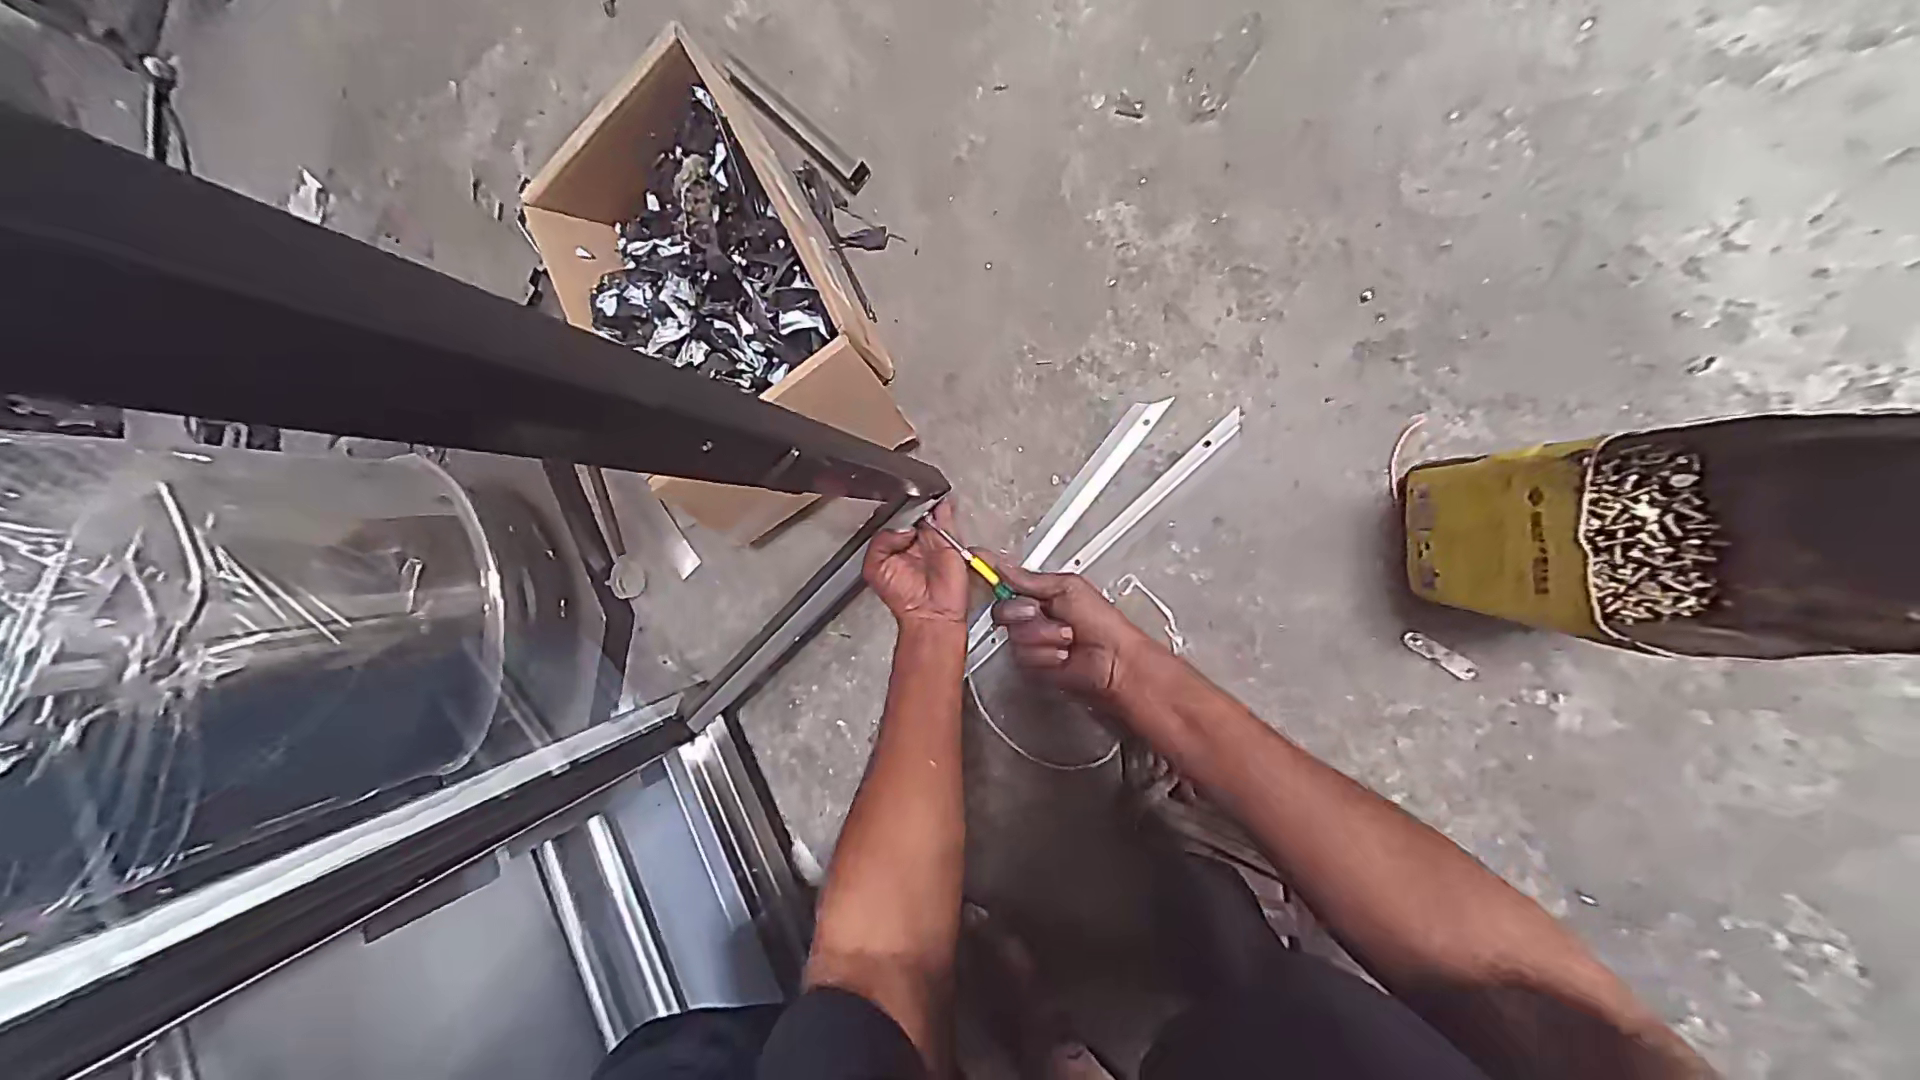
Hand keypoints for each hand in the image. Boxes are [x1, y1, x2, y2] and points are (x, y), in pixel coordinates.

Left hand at [863, 501, 970, 626]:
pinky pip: (947, 521)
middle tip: (912, 501)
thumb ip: (881, 542)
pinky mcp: (950, 544)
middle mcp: (915, 544)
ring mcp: (933, 542)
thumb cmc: (904, 598)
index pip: (895, 522)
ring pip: (931, 514)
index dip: (896, 513)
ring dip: (929, 505)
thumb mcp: (875, 567)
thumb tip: (904, 529)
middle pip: (914, 514)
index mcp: (896, 548)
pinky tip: (938, 503)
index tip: (895, 507)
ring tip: (925, 499)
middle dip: (913, 506)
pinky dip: (944, 510)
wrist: (930, 613)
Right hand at [984, 558, 1165, 702]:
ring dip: (1043, 635)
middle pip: (1001, 609)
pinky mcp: (1032, 664)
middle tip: (1043, 612)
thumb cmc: (1102, 623)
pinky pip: (1022, 656)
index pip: (1003, 579)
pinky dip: (1046, 654)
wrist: (1114, 661)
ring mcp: (1030, 640)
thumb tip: (1001, 564)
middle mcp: (1031, 616)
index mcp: (1039, 593)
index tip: (973, 558)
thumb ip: (1029, 579)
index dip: (987, 570)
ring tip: (1066, 638)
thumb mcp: (1067, 588)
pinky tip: (1062, 654)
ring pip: (1013, 635)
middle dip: (1023, 612)